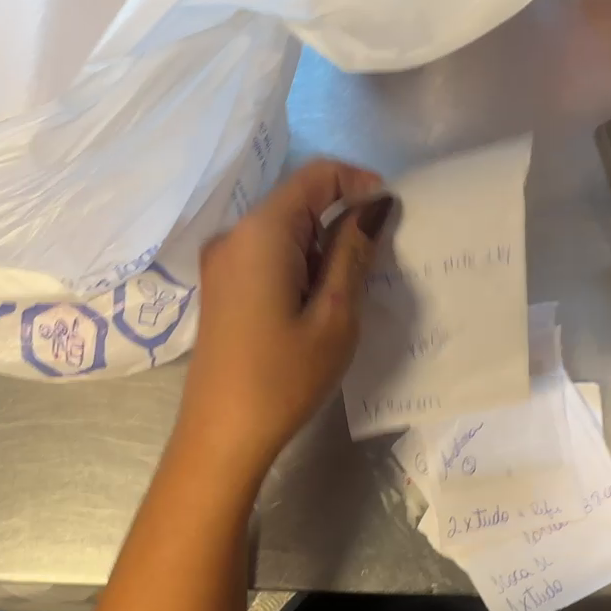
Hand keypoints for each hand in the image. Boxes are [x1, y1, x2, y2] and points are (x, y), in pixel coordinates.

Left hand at [175, 159, 393, 474]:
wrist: (222, 434)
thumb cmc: (284, 378)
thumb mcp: (335, 316)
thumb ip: (353, 252)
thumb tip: (374, 205)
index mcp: (261, 232)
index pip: (315, 175)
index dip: (357, 182)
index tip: (390, 212)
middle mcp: (233, 236)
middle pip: (296, 202)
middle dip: (338, 223)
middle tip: (369, 272)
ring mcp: (220, 263)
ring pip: (282, 232)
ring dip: (318, 251)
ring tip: (337, 302)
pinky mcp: (219, 288)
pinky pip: (264, 257)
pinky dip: (296, 268)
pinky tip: (309, 310)